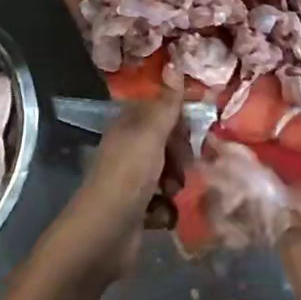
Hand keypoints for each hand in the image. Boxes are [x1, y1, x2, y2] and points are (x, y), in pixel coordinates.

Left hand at [53, 90, 190, 278]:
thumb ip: (166, 104)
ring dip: (175, 183)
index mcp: (128, 126)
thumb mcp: (150, 135)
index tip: (197, 130)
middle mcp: (128, 149)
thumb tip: (174, 63)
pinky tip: (161, 216)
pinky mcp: (137, 211)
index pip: (159, 110)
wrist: (103, 236)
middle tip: (186, 166)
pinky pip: (162, 203)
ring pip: (167, 173)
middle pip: (166, 142)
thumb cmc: (128, 177)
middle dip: (180, 154)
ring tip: (172, 193)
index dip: (179, 119)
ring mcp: (131, 181)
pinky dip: (165, 210)